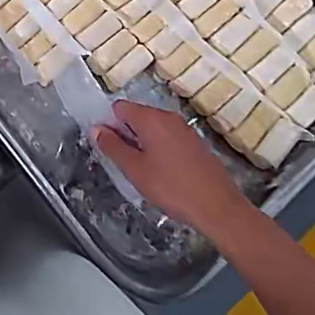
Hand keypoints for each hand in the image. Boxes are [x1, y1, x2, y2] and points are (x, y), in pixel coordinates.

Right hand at [94, 101, 253, 239]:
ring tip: (144, 171)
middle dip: (126, 134)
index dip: (110, 124)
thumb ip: (112, 146)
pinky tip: (164, 173)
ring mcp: (185, 129)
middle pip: (137, 115)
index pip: (120, 107)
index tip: (111, 147)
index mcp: (151, 119)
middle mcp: (168, 117)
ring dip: (143, 143)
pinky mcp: (196, 143)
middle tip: (126, 163)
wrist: (218, 207)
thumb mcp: (135, 169)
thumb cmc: (171, 187)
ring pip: (153, 128)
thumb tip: (96, 129)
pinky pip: (168, 137)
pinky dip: (160, 149)